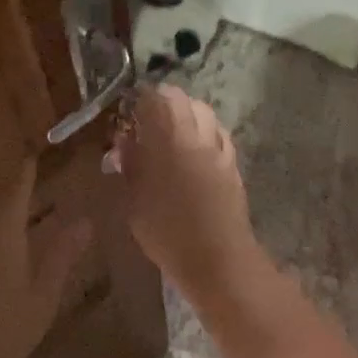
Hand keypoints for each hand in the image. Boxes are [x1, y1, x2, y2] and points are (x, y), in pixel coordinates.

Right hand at [113, 86, 261, 294]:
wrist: (217, 258)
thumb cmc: (167, 233)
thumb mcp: (135, 202)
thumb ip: (131, 165)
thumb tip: (124, 140)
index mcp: (168, 140)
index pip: (155, 99)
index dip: (140, 98)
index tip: (129, 108)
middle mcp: (196, 136)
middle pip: (184, 100)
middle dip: (165, 101)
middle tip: (149, 117)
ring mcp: (219, 149)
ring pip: (206, 113)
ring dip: (189, 113)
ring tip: (174, 130)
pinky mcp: (233, 165)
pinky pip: (220, 135)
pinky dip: (207, 131)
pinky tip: (197, 148)